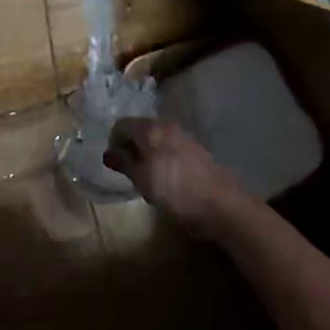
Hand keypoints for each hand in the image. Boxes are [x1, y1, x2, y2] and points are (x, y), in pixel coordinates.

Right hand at [103, 119, 248, 236]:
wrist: (222, 204)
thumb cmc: (176, 191)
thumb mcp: (143, 181)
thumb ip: (124, 164)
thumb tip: (108, 154)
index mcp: (151, 129)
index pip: (122, 125)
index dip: (112, 141)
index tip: (112, 162)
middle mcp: (167, 126)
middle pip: (139, 128)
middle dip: (129, 145)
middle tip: (124, 169)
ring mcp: (183, 136)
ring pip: (155, 138)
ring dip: (145, 151)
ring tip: (142, 175)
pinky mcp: (194, 150)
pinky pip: (168, 146)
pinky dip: (159, 156)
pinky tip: (162, 176)